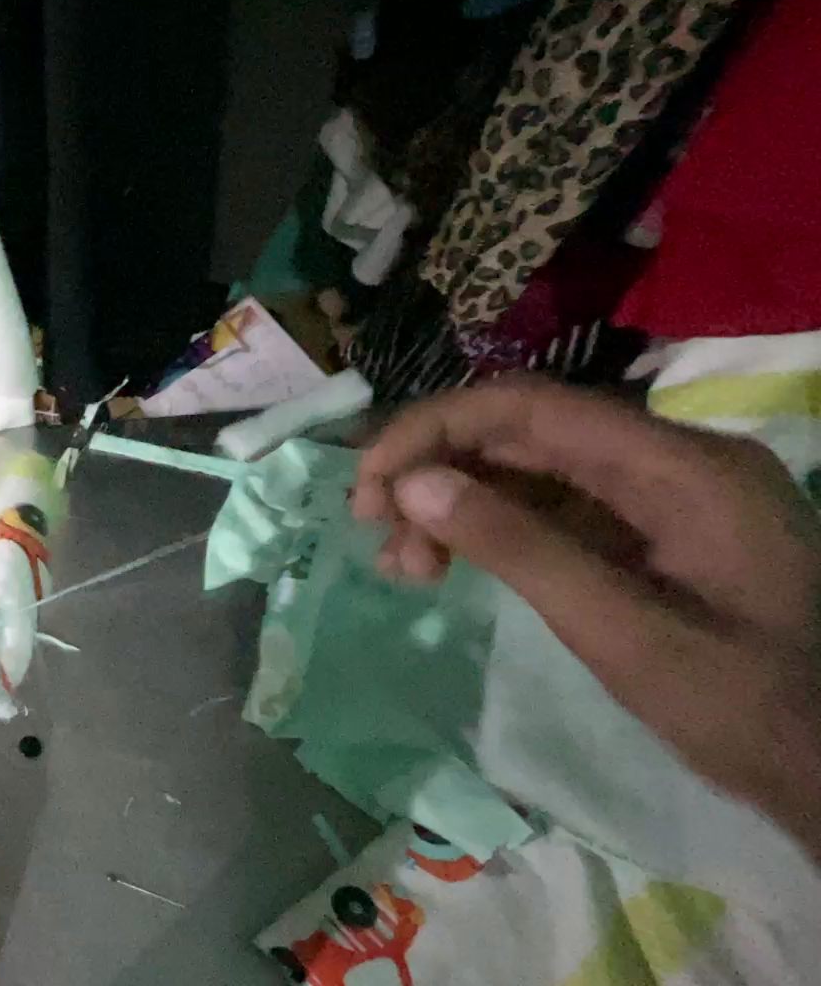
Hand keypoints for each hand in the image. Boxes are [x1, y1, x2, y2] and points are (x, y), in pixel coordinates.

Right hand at [353, 378, 820, 855]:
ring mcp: (643, 494)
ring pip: (506, 468)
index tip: (368, 483)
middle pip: (508, 433)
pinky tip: (431, 566)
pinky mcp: (624, 527)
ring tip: (402, 566)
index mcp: (680, 467)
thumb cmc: (750, 710)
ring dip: (439, 506)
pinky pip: (525, 505)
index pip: (525, 408)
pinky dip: (467, 529)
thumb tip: (409, 484)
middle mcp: (660, 461)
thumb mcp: (625, 633)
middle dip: (425, 473)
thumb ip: (518, 549)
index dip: (430, 430)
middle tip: (370, 528)